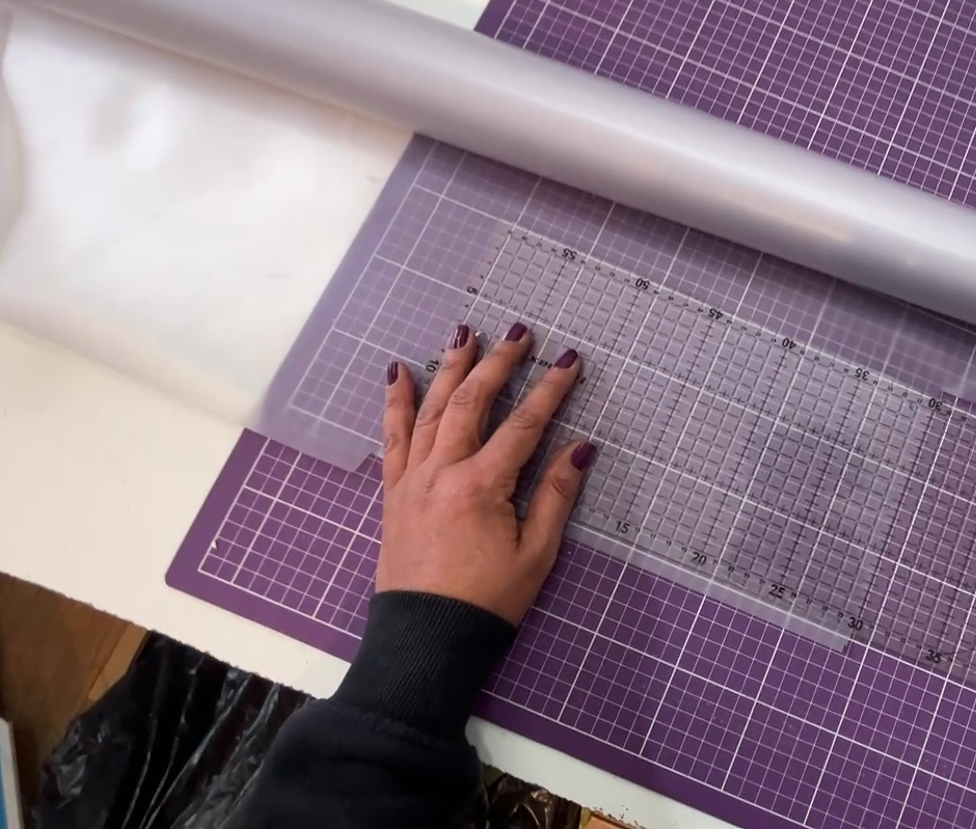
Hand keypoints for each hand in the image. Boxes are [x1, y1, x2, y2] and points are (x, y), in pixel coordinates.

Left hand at [375, 321, 595, 623]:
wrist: (424, 644)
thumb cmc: (488, 601)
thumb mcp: (536, 553)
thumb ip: (557, 495)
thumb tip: (582, 448)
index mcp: (481, 487)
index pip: (524, 424)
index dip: (551, 389)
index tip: (570, 360)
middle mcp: (441, 473)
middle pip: (472, 404)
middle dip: (498, 363)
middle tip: (520, 332)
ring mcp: (412, 480)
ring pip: (432, 411)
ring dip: (450, 369)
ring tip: (465, 334)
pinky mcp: (395, 493)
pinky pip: (394, 438)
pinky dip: (397, 403)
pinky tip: (398, 374)